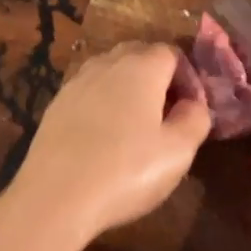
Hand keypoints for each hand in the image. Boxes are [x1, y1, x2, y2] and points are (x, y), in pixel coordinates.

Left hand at [1, 42, 211, 250]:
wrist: (54, 197)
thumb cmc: (125, 171)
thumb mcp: (178, 151)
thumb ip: (196, 119)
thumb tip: (194, 104)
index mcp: (142, 67)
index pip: (172, 53)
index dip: (188, 78)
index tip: (192, 110)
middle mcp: (107, 63)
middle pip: (139, 55)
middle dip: (158, 78)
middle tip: (167, 115)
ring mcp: (77, 82)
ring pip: (111, 72)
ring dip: (128, 90)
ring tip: (136, 127)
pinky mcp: (56, 104)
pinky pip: (89, 93)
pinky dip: (102, 105)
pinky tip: (104, 138)